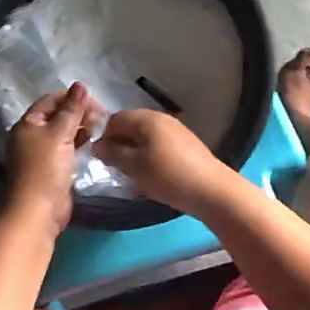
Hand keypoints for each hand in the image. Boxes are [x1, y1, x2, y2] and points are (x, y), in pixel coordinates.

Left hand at [3, 83, 104, 231]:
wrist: (38, 211)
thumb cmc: (46, 168)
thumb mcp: (60, 134)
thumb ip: (72, 109)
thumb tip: (80, 84)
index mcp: (28, 123)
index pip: (51, 100)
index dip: (73, 98)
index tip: (97, 104)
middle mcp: (32, 135)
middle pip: (57, 115)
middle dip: (79, 113)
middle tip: (103, 117)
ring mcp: (41, 153)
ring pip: (63, 132)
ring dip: (80, 128)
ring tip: (101, 128)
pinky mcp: (52, 168)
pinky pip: (66, 149)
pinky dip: (79, 143)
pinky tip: (93, 143)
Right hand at [95, 109, 237, 212]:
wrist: (212, 191)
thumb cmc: (168, 175)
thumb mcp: (134, 166)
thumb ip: (113, 153)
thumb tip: (97, 145)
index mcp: (146, 118)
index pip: (114, 119)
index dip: (103, 136)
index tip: (99, 157)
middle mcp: (161, 118)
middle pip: (130, 126)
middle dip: (118, 143)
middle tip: (113, 166)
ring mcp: (176, 130)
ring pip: (145, 136)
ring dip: (134, 151)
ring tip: (131, 172)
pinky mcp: (186, 144)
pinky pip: (158, 144)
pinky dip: (149, 155)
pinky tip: (151, 173)